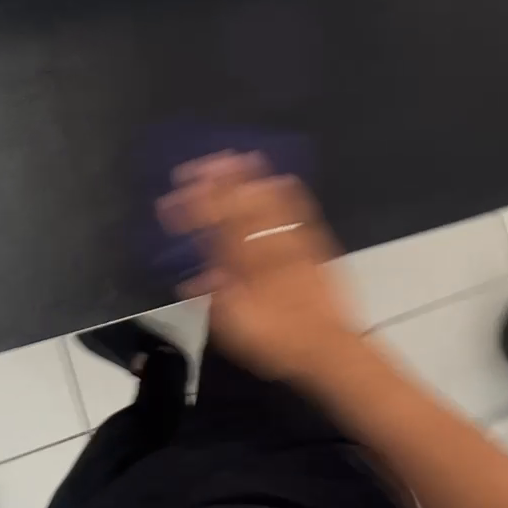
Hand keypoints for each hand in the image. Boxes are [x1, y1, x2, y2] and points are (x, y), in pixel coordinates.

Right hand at [160, 152, 364, 383]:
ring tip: (235, 159)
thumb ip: (216, 296)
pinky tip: (282, 180)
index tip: (178, 197)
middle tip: (201, 166)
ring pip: (269, 206)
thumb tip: (196, 277)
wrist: (329, 348)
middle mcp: (269, 251)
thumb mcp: (236, 328)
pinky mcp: (316, 246)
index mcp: (246, 269)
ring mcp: (294, 244)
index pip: (215, 231)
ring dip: (250, 181)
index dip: (195, 210)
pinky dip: (288, 194)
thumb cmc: (279, 342)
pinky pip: (300, 213)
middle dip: (218, 185)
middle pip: (240, 210)